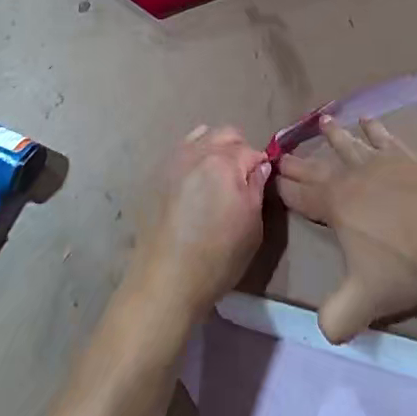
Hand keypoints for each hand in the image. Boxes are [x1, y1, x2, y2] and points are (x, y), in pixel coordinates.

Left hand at [128, 126, 270, 318]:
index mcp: (225, 162)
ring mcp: (173, 161)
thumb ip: (257, 188)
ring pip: (201, 136)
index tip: (260, 184)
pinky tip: (193, 185)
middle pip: (226, 134)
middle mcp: (197, 152)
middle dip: (239, 151)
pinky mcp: (156, 175)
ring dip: (214, 149)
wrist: (166, 281)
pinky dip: (193, 158)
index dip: (260, 167)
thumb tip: (259, 167)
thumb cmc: (218, 257)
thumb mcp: (252, 225)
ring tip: (216, 178)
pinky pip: (180, 151)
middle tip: (240, 180)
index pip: (252, 151)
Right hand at [275, 117, 416, 343]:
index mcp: (336, 206)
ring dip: (336, 135)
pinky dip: (376, 129)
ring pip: (351, 145)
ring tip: (324, 121)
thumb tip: (325, 332)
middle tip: (282, 153)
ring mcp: (384, 163)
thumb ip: (340, 317)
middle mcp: (354, 178)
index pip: (301, 196)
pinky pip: (387, 139)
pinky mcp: (412, 157)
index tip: (268, 177)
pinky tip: (371, 120)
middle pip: (319, 168)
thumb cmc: (410, 259)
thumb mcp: (369, 299)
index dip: (284, 189)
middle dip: (299, 163)